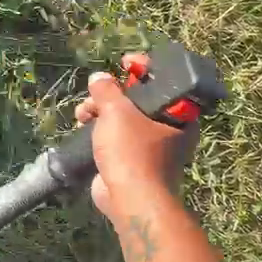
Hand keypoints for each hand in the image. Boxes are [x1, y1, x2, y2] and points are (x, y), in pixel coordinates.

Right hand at [73, 61, 198, 216]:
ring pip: (123, 117)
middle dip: (110, 94)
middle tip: (95, 94)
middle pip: (138, 99)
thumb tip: (100, 78)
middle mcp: (170, 129)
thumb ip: (107, 90)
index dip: (144, 67)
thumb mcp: (117, 112)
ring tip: (82, 114)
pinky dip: (100, 129)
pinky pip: (116, 135)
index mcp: (179, 116)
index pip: (166, 81)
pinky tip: (83, 127)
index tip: (124, 62)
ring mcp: (152, 146)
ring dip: (100, 110)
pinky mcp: (134, 159)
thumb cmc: (132, 151)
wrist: (131, 198)